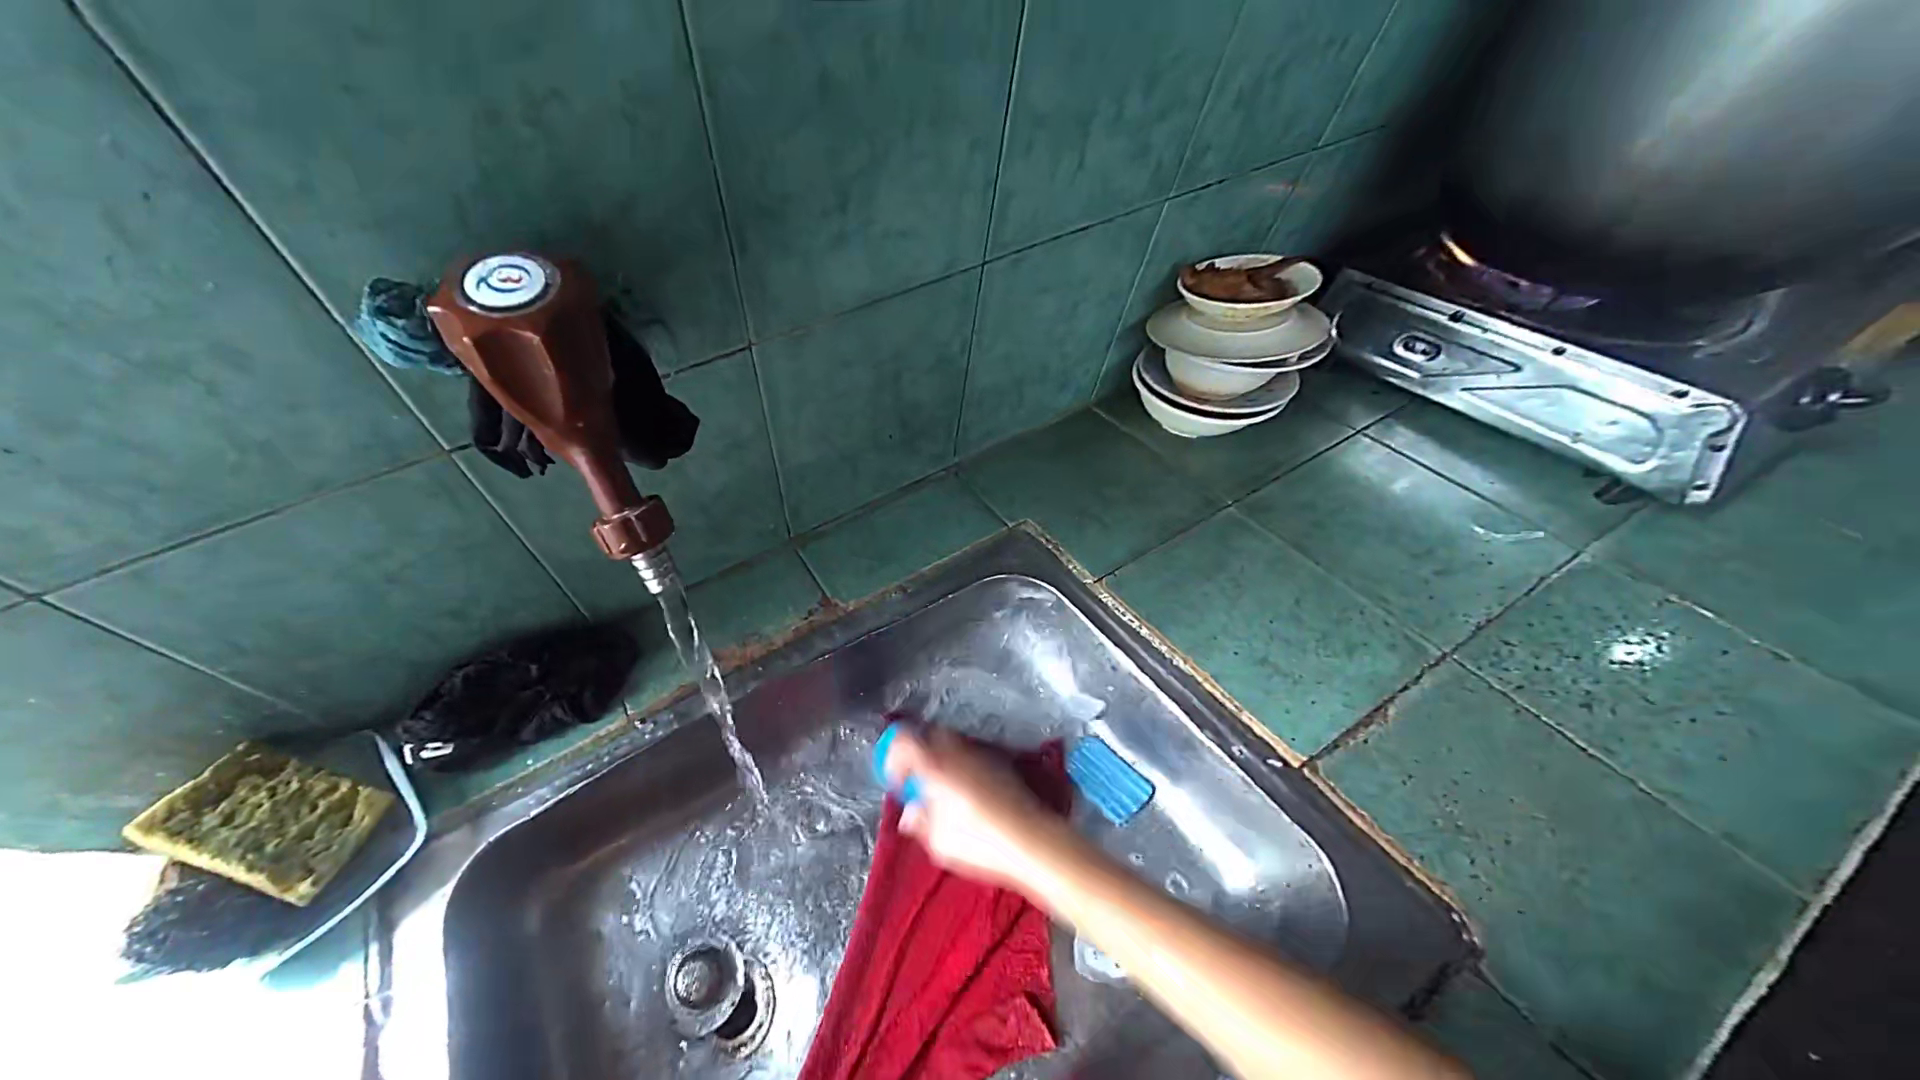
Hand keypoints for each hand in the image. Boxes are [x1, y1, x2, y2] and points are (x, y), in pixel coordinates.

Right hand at [878, 726, 1077, 896]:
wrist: (1034, 840)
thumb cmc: (981, 844)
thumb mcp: (939, 843)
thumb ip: (920, 822)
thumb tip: (910, 812)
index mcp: (936, 765)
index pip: (905, 739)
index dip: (893, 755)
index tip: (896, 779)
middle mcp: (958, 752)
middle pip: (930, 734)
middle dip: (918, 752)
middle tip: (915, 780)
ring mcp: (982, 755)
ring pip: (952, 742)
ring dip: (940, 757)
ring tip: (940, 789)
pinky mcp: (1001, 763)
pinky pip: (971, 754)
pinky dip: (960, 764)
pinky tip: (966, 793)